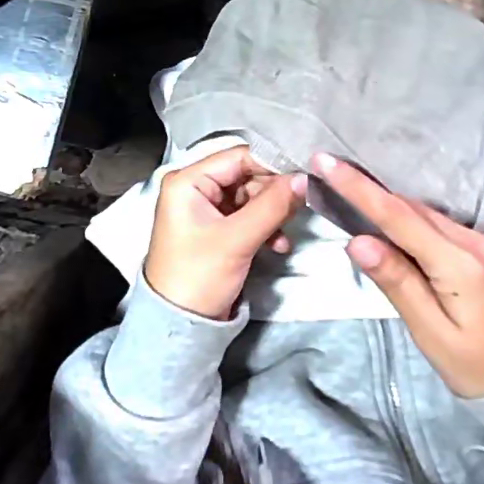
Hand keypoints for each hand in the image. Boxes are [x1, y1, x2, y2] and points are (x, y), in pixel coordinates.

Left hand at [145, 146, 306, 320]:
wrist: (179, 326)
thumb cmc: (198, 276)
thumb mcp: (238, 239)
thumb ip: (273, 205)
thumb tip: (305, 178)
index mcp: (188, 181)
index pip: (238, 157)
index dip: (272, 164)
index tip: (304, 175)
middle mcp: (195, 188)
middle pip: (246, 175)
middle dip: (274, 193)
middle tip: (299, 207)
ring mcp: (206, 210)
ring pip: (251, 197)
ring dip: (272, 213)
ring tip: (284, 233)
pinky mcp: (217, 230)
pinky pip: (248, 217)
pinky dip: (265, 227)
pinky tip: (278, 245)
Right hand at [313, 153, 483, 396]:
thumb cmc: (479, 366)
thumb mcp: (432, 333)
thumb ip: (397, 283)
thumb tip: (358, 241)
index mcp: (459, 263)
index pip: (398, 216)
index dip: (359, 187)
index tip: (325, 161)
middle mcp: (470, 241)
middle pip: (409, 207)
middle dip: (365, 186)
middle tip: (325, 166)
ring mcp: (478, 241)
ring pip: (421, 211)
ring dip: (383, 197)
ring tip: (344, 182)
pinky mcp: (478, 247)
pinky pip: (433, 221)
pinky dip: (403, 213)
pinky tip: (383, 213)